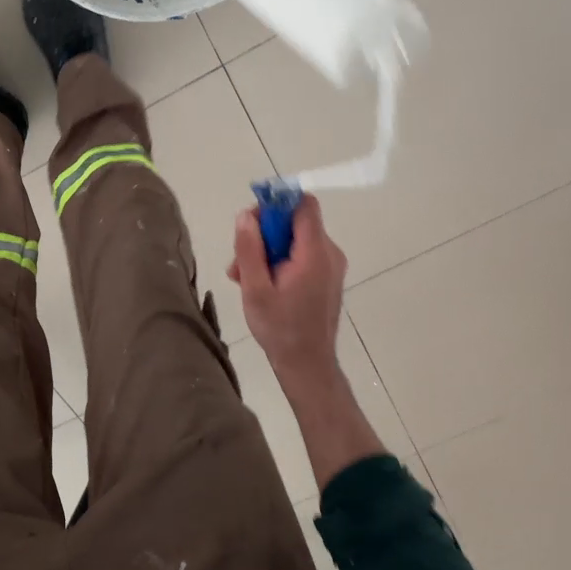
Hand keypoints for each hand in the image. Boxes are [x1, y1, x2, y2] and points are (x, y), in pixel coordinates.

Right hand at [229, 196, 384, 486]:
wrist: (307, 365)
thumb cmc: (280, 329)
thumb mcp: (254, 288)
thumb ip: (250, 248)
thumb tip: (246, 215)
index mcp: (314, 253)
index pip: (303, 205)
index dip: (277, 203)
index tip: (253, 221)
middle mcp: (329, 253)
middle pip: (295, 221)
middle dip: (264, 233)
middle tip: (240, 260)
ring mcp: (330, 265)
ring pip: (295, 238)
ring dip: (267, 250)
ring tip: (244, 277)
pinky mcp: (326, 276)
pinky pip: (301, 254)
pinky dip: (280, 261)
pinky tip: (261, 284)